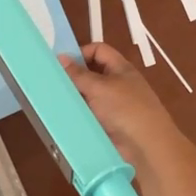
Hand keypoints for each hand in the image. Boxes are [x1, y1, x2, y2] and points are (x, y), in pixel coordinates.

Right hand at [60, 42, 185, 173]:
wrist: (145, 145)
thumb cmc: (124, 108)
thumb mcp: (99, 87)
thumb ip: (78, 73)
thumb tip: (60, 57)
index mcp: (120, 68)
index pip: (98, 50)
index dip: (81, 53)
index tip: (61, 64)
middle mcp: (117, 83)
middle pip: (91, 73)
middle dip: (73, 77)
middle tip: (51, 84)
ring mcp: (112, 105)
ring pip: (87, 95)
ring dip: (73, 97)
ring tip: (51, 101)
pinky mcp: (107, 123)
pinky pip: (88, 113)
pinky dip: (77, 114)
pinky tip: (62, 117)